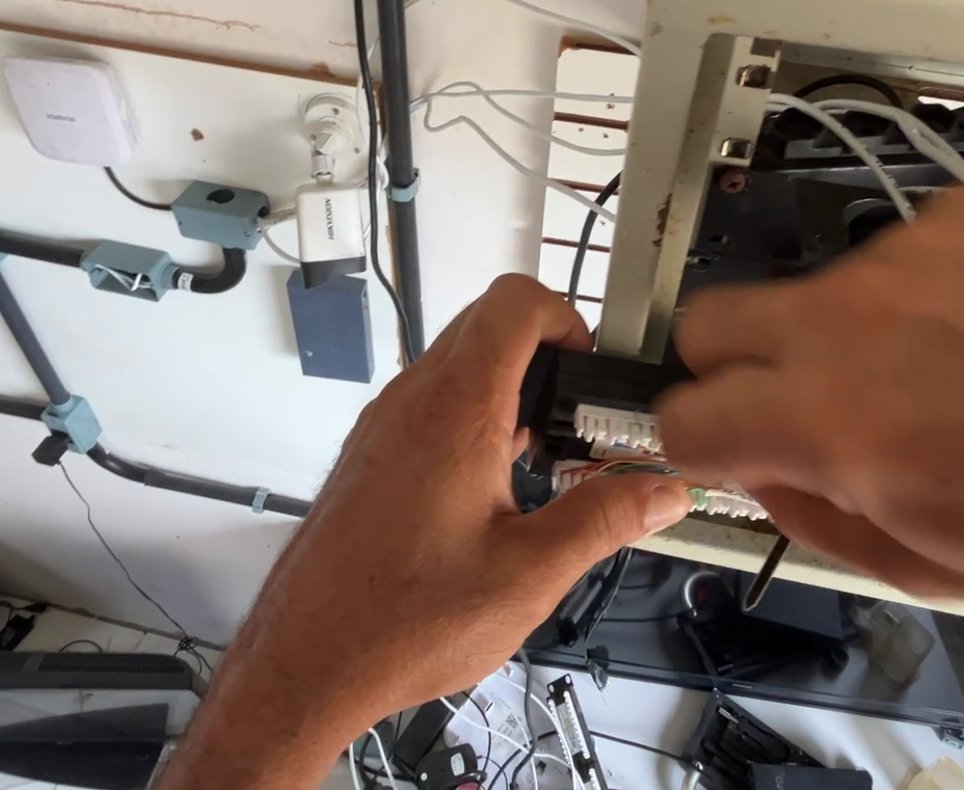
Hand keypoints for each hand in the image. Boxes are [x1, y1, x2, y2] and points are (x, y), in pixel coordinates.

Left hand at [162, 275, 688, 788]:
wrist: (304, 661)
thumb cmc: (400, 619)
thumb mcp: (527, 573)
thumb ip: (603, 519)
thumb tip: (659, 489)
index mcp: (458, 410)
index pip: (513, 303)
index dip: (563, 315)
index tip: (588, 362)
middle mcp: (415, 400)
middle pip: (487, 321)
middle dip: (543, 350)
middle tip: (574, 412)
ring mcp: (387, 420)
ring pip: (457, 358)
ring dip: (507, 383)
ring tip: (537, 453)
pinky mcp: (373, 447)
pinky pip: (430, 396)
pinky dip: (471, 410)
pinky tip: (490, 480)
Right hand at [657, 186, 963, 686]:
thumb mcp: (938, 570)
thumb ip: (813, 515)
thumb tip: (761, 472)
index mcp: (835, 420)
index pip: (683, 415)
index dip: (687, 441)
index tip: (710, 444)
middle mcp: (851, 318)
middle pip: (705, 319)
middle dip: (724, 368)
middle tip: (786, 404)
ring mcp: (907, 252)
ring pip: (807, 291)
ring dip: (838, 337)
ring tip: (938, 379)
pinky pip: (893, 256)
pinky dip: (915, 297)